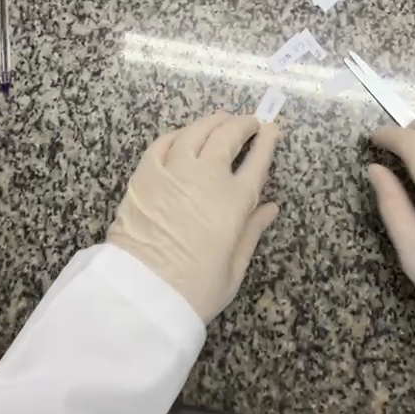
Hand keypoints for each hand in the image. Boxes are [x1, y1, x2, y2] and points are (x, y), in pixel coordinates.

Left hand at [108, 113, 283, 322]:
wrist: (141, 292)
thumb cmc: (194, 289)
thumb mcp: (233, 269)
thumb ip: (252, 231)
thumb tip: (271, 207)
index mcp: (233, 202)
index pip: (257, 161)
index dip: (267, 141)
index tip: (273, 129)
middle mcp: (207, 177)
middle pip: (228, 136)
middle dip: (242, 125)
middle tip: (249, 123)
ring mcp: (174, 170)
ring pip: (196, 131)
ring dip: (213, 122)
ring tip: (221, 121)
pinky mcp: (146, 173)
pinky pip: (164, 142)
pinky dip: (179, 134)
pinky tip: (184, 136)